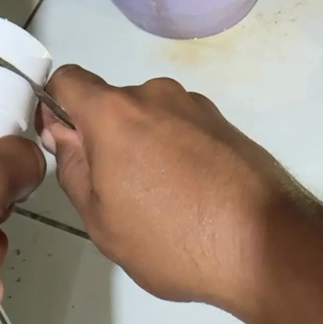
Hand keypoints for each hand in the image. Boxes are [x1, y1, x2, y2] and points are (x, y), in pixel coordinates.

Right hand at [42, 65, 313, 315]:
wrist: (267, 244)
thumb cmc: (172, 237)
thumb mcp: (101, 220)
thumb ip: (72, 168)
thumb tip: (64, 134)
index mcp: (114, 112)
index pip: (67, 79)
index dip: (55, 106)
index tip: (63, 143)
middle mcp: (152, 94)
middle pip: (111, 104)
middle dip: (105, 137)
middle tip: (118, 191)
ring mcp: (193, 104)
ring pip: (149, 117)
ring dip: (144, 145)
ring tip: (164, 200)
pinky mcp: (223, 121)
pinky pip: (182, 128)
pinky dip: (177, 151)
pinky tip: (194, 195)